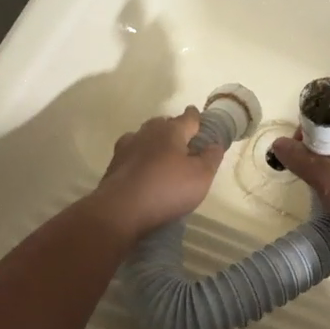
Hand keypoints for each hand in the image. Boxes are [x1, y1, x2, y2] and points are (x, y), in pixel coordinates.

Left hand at [87, 108, 223, 239]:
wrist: (120, 211)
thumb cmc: (166, 189)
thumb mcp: (201, 177)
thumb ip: (211, 157)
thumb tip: (215, 143)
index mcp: (172, 130)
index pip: (189, 117)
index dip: (197, 119)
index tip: (201, 123)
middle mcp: (148, 132)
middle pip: (164, 123)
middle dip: (175, 130)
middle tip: (184, 145)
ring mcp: (128, 146)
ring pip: (145, 136)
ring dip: (154, 142)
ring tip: (162, 157)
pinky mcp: (114, 163)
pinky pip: (131, 153)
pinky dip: (139, 157)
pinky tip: (142, 169)